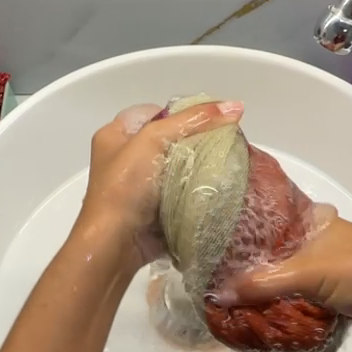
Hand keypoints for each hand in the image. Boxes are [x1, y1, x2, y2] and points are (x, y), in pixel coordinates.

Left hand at [73, 99, 242, 271]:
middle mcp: (123, 158)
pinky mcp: (152, 210)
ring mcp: (138, 187)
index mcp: (115, 135)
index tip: (212, 122)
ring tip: (225, 166)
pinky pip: (180, 194)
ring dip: (198, 169)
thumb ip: (194, 121)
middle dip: (195, 143)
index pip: (155, 112)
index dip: (183, 114)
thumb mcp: (154, 140)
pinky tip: (214, 189)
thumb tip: (236, 106)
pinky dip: (195, 192)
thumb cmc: (125, 186)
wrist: (115, 244)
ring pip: (176, 169)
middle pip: (168, 141)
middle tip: (224, 144)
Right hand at [216, 216, 351, 333]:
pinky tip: (259, 312)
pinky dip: (281, 302)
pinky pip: (297, 294)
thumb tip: (218, 294)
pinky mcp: (334, 289)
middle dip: (246, 265)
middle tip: (213, 278)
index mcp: (311, 218)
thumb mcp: (306, 274)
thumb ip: (262, 284)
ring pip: (284, 274)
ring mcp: (326, 263)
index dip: (238, 230)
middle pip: (272, 250)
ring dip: (263, 287)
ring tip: (228, 298)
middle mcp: (316, 236)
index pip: (265, 218)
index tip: (209, 244)